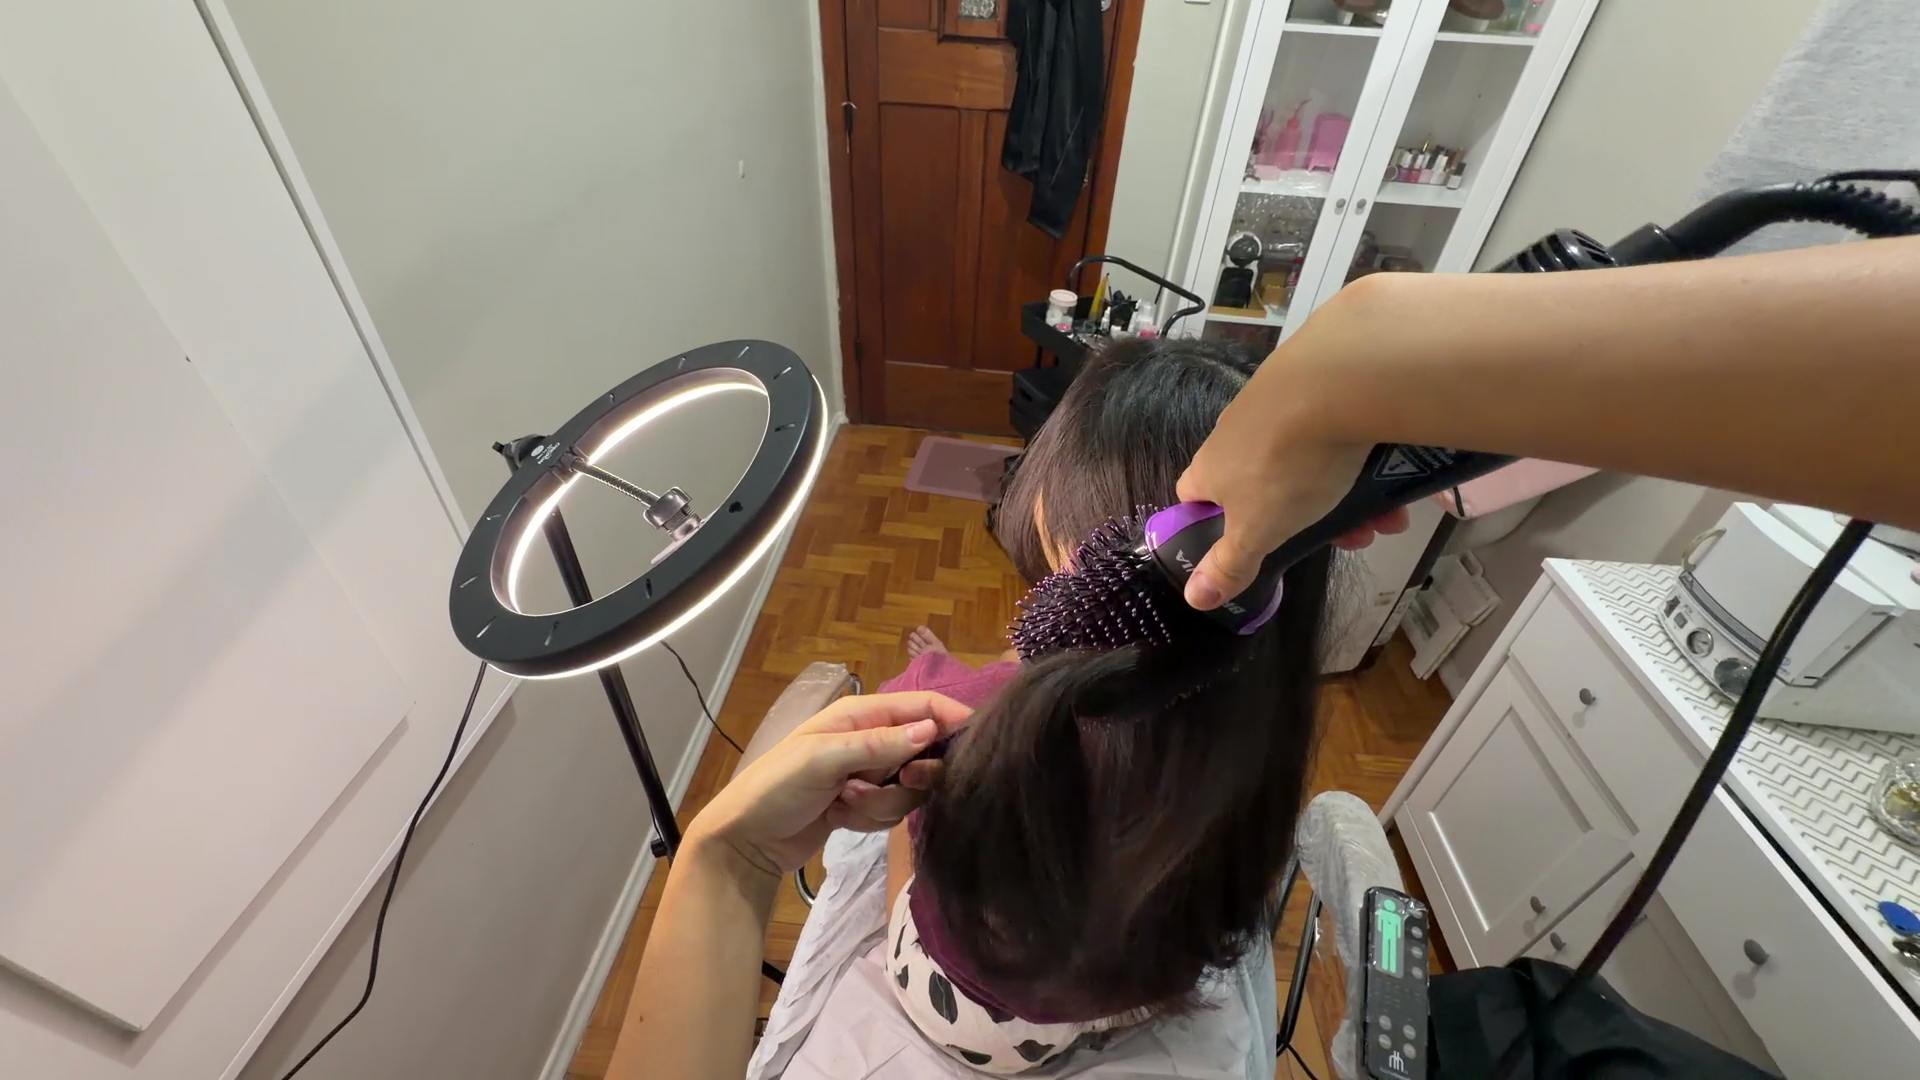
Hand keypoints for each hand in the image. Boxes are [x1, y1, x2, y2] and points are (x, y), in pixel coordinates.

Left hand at [687, 692, 972, 877]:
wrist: (746, 841)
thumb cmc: (777, 787)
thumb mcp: (823, 759)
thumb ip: (879, 744)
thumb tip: (931, 729)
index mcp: (862, 714)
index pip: (922, 706)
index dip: (952, 718)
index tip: (980, 743)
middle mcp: (871, 738)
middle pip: (925, 750)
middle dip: (912, 773)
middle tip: (895, 781)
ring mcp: (870, 773)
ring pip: (911, 786)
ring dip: (883, 801)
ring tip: (845, 802)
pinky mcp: (866, 803)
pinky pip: (894, 811)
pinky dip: (871, 818)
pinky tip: (841, 817)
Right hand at [1175, 339, 1408, 609]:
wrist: (1336, 380)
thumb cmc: (1285, 466)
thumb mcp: (1259, 531)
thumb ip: (1230, 565)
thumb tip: (1192, 598)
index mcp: (1210, 467)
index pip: (1194, 496)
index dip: (1215, 523)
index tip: (1247, 543)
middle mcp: (1234, 430)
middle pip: (1261, 484)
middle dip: (1304, 518)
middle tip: (1345, 537)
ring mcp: (1273, 400)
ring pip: (1304, 458)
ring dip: (1342, 492)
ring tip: (1385, 515)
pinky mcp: (1314, 375)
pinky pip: (1333, 426)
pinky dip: (1358, 452)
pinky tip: (1390, 464)